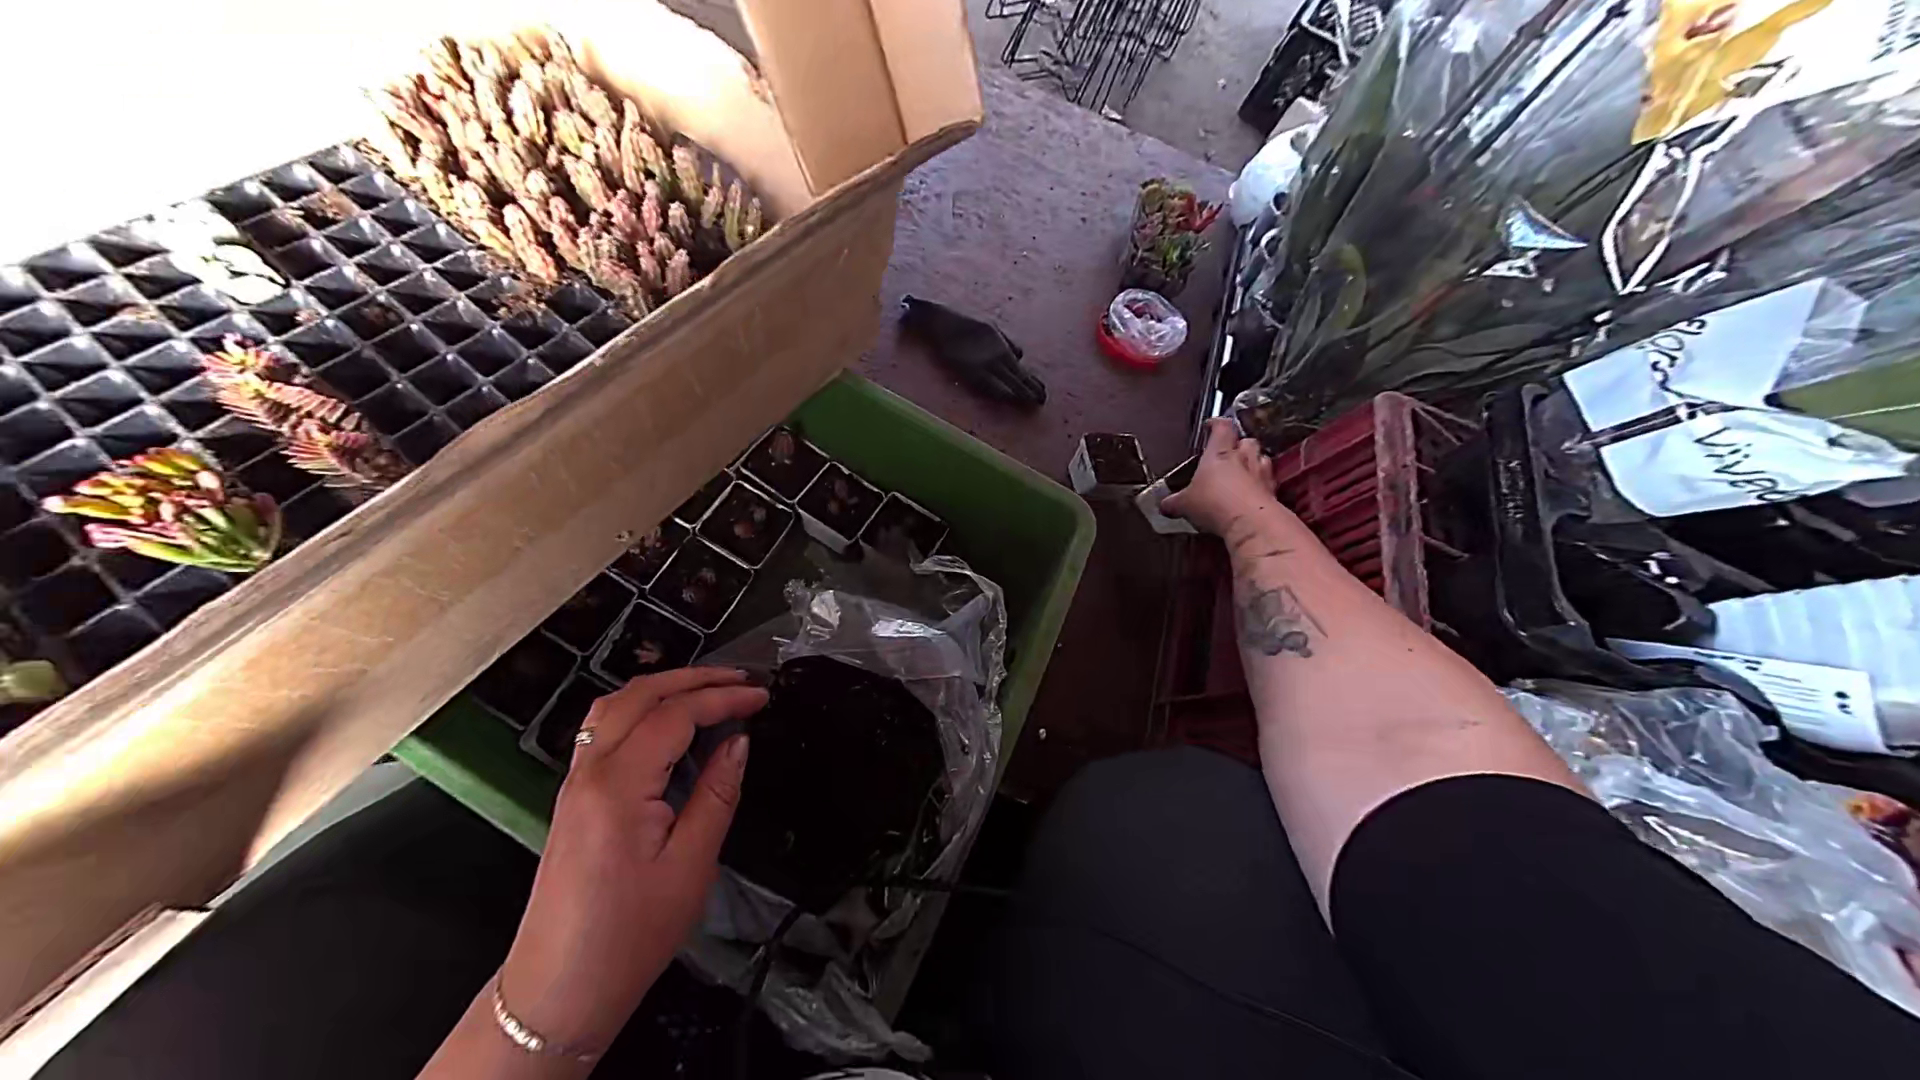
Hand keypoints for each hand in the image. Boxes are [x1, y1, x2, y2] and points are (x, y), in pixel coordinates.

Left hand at [497, 667, 765, 1053]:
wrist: (558, 991)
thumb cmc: (631, 933)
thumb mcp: (691, 865)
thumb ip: (716, 793)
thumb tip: (737, 742)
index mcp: (619, 785)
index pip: (675, 715)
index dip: (723, 698)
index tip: (762, 697)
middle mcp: (590, 772)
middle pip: (639, 695)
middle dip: (694, 677)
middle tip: (741, 679)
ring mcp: (575, 782)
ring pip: (615, 706)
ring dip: (664, 686)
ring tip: (709, 689)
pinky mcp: (573, 797)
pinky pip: (603, 730)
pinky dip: (640, 708)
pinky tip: (666, 722)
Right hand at [1163, 417, 1286, 537]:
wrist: (1250, 522)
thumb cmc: (1214, 503)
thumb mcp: (1185, 504)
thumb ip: (1175, 502)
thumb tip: (1165, 505)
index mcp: (1219, 453)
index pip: (1222, 427)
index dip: (1216, 424)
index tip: (1211, 425)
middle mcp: (1244, 458)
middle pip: (1247, 440)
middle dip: (1239, 444)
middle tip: (1230, 452)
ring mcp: (1262, 473)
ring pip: (1262, 458)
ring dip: (1254, 462)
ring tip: (1244, 472)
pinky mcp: (1274, 492)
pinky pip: (1269, 482)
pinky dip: (1262, 485)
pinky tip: (1253, 494)